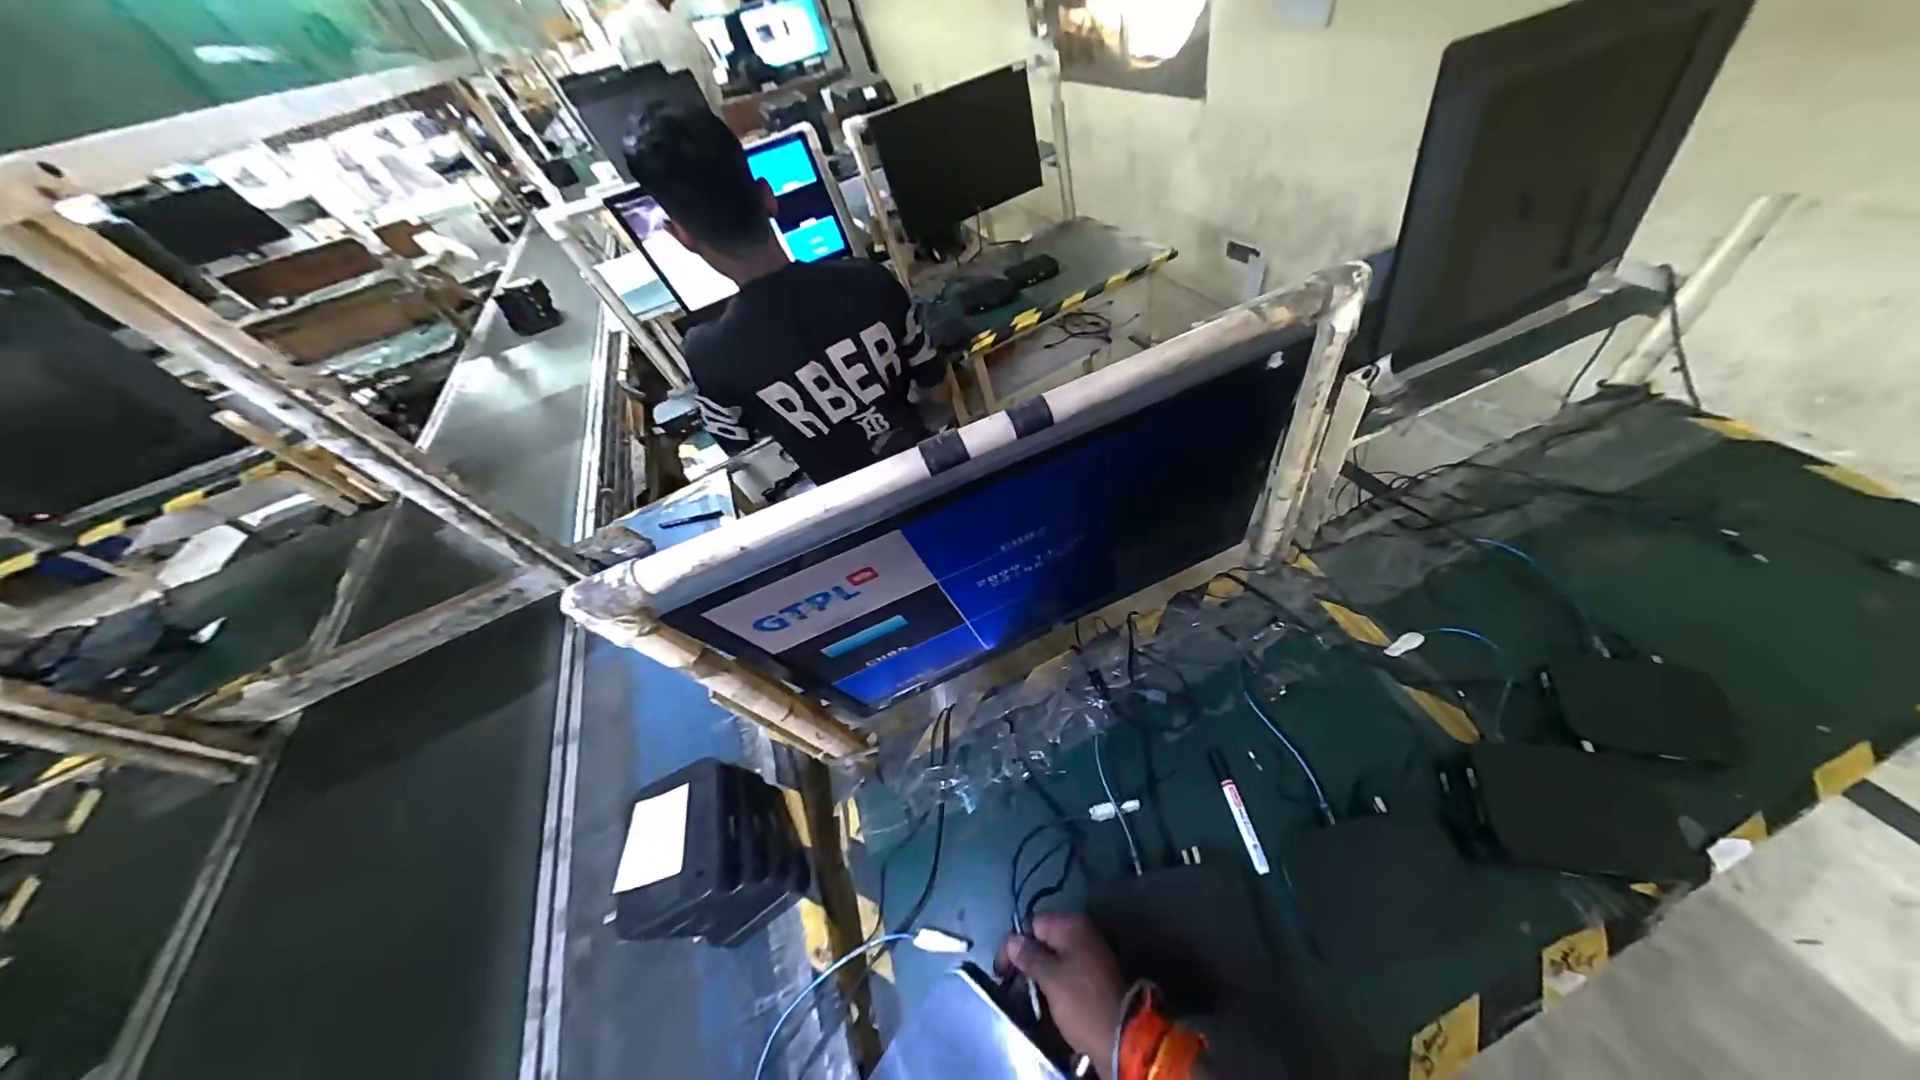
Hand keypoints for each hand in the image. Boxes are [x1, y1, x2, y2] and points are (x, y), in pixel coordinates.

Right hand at [999, 913, 1126, 1076]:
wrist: (1123, 1037)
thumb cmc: (1082, 1001)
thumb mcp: (1050, 977)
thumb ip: (1028, 955)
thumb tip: (1012, 940)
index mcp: (1072, 925)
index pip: (1032, 924)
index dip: (1013, 945)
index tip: (1001, 971)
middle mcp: (1082, 934)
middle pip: (1043, 941)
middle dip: (1025, 962)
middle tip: (1010, 987)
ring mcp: (1090, 956)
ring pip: (1054, 959)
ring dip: (1038, 976)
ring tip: (1025, 999)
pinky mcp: (1094, 978)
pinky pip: (1066, 974)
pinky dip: (1053, 985)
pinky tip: (1044, 1002)